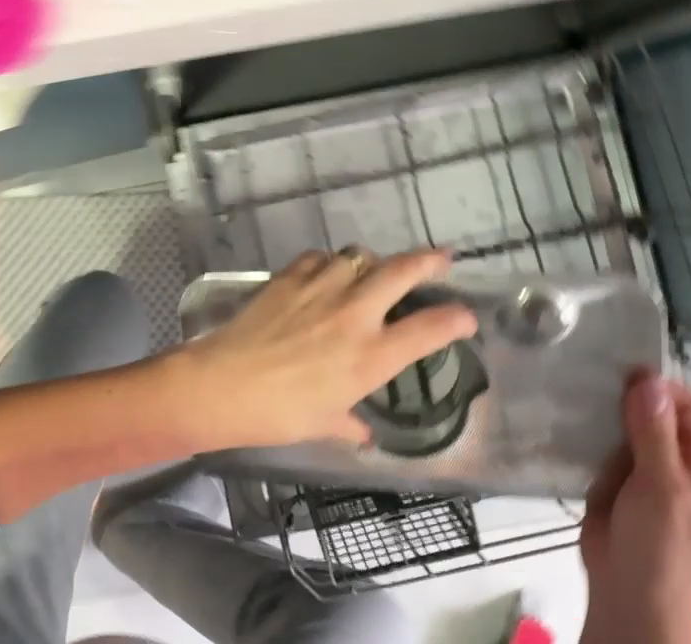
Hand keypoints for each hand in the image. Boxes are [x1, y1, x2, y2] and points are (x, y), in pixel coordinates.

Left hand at [171, 247, 478, 450]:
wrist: (223, 385)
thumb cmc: (279, 414)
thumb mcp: (323, 424)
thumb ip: (349, 423)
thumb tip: (362, 433)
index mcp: (371, 356)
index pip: (429, 330)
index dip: (455, 319)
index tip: (466, 317)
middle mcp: (354, 315)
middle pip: (401, 271)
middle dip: (427, 260)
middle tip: (441, 258)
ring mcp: (320, 290)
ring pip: (358, 257)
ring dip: (371, 261)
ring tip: (372, 270)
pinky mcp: (289, 278)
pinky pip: (318, 258)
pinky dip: (328, 263)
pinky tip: (325, 273)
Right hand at [579, 373, 690, 643]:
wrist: (628, 594)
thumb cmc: (661, 545)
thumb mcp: (663, 487)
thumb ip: (654, 433)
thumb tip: (647, 379)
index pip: (688, 409)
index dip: (659, 388)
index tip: (623, 369)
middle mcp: (680, 463)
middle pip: (655, 413)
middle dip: (626, 395)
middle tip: (590, 369)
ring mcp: (646, 471)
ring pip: (625, 425)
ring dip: (603, 410)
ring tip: (571, 383)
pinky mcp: (615, 479)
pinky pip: (602, 444)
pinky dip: (587, 430)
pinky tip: (565, 411)